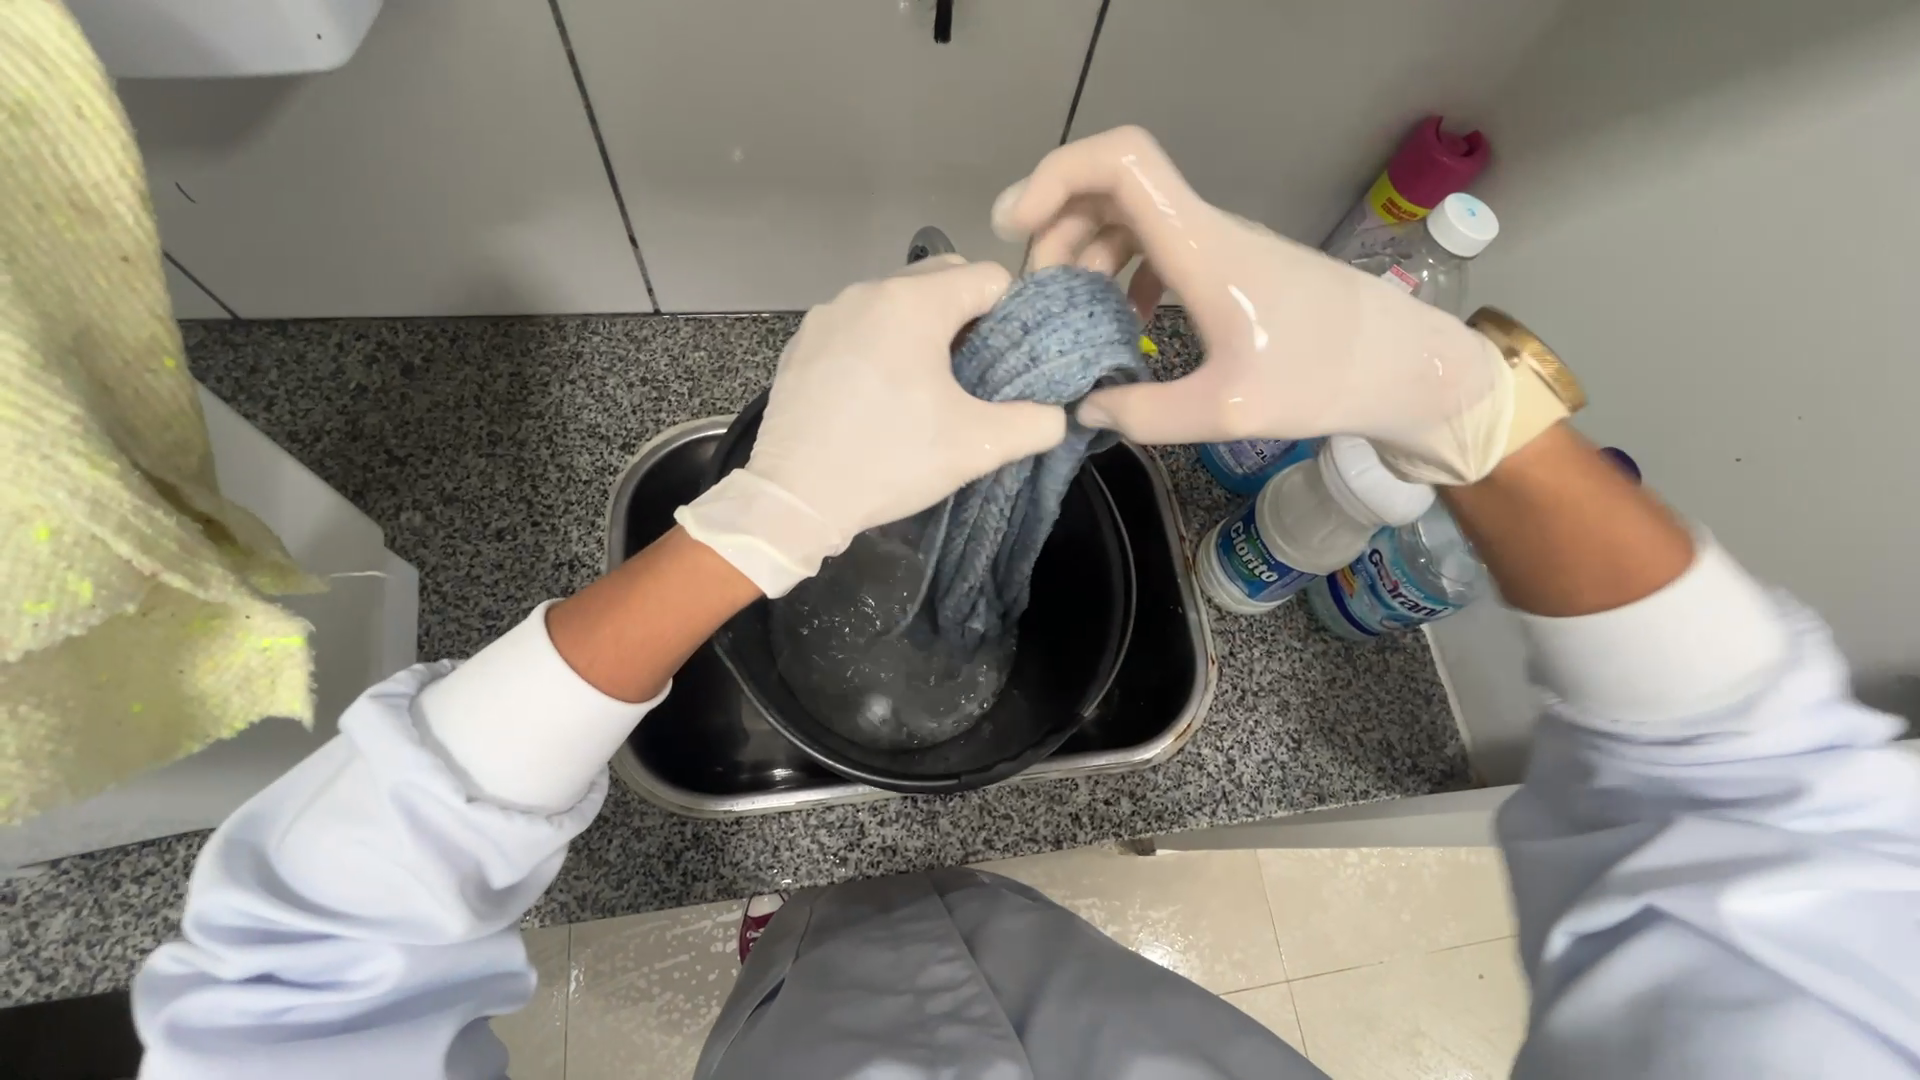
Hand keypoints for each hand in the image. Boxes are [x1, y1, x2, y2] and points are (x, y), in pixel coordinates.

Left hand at [675, 257, 1067, 596]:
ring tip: (925, 384)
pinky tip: (876, 393)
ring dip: (921, 328)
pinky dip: (878, 344)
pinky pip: (857, 325)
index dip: (1012, 313)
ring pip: (895, 301)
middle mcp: (868, 291)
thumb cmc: (890, 461)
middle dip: (967, 315)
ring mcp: (828, 313)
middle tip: (974, 371)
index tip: (1011, 357)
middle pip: (940, 278)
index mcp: (914, 302)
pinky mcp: (802, 342)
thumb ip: (1035, 423)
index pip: (988, 276)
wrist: (795, 497)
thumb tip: (1057, 414)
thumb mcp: (977, 447)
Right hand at [992, 126, 1514, 483]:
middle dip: (1056, 227)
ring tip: (1067, 309)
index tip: (1016, 226)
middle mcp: (1203, 229)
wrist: (1399, 364)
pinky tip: (1119, 319)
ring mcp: (1215, 244)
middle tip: (1037, 293)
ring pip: (1127, 215)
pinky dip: (1118, 270)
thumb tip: (1085, 409)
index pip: (1122, 162)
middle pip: (1109, 186)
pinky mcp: (1225, 265)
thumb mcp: (1223, 412)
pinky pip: (1152, 245)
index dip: (1057, 175)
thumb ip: (1142, 414)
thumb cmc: (1322, 378)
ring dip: (1084, 250)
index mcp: (1200, 246)